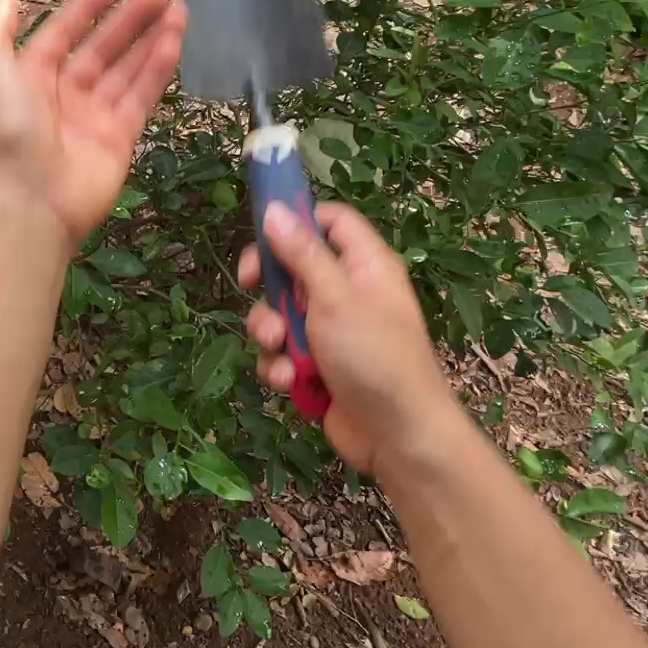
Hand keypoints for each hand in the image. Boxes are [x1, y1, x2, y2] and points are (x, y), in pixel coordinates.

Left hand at [0, 0, 185, 252]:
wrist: (30, 199)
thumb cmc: (7, 129)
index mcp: (30, 76)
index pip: (63, 32)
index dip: (87, 5)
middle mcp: (63, 94)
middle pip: (102, 47)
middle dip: (130, 17)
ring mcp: (94, 118)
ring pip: (127, 69)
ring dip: (152, 38)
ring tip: (178, 7)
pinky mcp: (120, 139)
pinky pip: (142, 97)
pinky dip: (158, 69)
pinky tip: (176, 40)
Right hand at [240, 201, 458, 476]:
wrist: (398, 437)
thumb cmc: (375, 356)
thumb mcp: (335, 298)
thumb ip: (302, 254)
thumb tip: (273, 210)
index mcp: (363, 266)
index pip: (328, 221)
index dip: (296, 221)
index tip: (262, 232)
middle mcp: (345, 292)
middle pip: (291, 267)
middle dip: (268, 286)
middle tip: (250, 286)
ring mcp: (329, 330)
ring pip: (278, 313)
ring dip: (270, 332)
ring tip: (281, 350)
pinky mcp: (314, 364)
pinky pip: (280, 351)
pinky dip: (279, 364)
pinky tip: (288, 380)